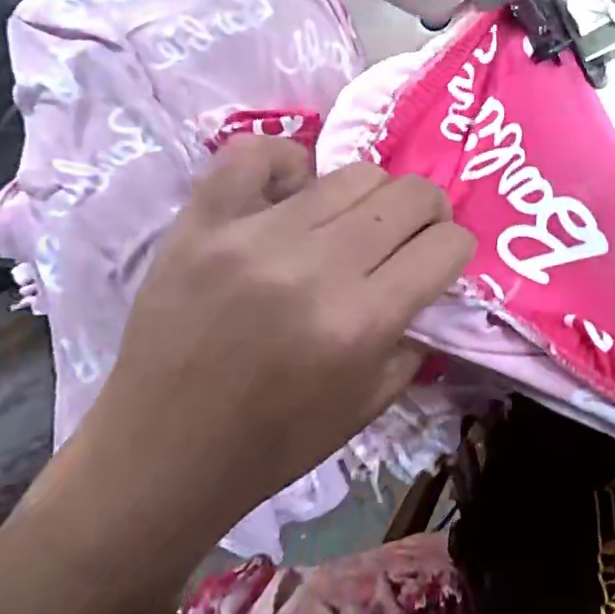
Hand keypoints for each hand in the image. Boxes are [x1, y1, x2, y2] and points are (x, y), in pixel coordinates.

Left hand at [81, 138, 475, 536]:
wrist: (159, 459)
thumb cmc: (277, 441)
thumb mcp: (373, 401)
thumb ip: (416, 331)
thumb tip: (431, 276)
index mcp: (362, 322)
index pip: (447, 244)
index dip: (455, 249)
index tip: (440, 261)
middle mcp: (314, 270)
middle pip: (409, 195)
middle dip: (426, 213)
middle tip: (407, 237)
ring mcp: (252, 239)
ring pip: (353, 173)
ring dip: (370, 197)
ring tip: (350, 225)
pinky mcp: (200, 226)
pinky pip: (255, 154)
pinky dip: (287, 164)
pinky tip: (292, 193)